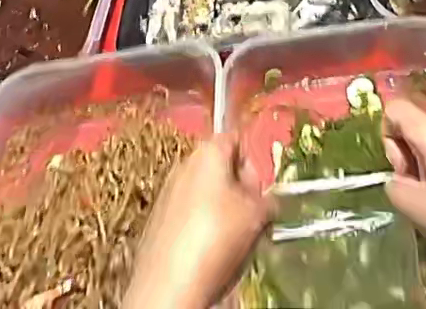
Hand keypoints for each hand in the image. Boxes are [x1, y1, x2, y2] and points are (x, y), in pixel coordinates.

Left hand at [123, 133, 270, 308]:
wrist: (167, 286)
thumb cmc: (216, 236)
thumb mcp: (257, 215)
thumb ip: (268, 199)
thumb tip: (267, 200)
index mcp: (209, 150)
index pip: (236, 139)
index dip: (252, 163)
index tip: (258, 192)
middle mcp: (185, 163)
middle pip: (221, 167)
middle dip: (237, 190)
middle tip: (248, 219)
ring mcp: (167, 191)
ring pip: (204, 193)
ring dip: (219, 210)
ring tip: (228, 241)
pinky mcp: (156, 219)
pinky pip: (187, 214)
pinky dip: (198, 227)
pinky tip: (205, 254)